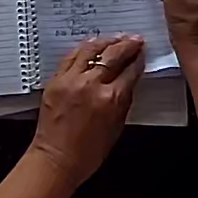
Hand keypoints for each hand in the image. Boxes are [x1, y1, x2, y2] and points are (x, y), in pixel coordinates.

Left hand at [30, 34, 145, 186]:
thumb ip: (124, 101)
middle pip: (113, 55)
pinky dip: (84, 48)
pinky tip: (91, 45)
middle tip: (135, 40)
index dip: (138, 60)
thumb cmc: (88, 152)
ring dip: (106, 41)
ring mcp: (71, 80)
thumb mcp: (117, 127)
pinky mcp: (56, 80)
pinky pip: (71, 57)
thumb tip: (129, 81)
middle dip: (127, 45)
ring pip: (91, 49)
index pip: (130, 71)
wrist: (56, 159)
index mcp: (111, 99)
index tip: (142, 53)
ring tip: (115, 38)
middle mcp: (91, 84)